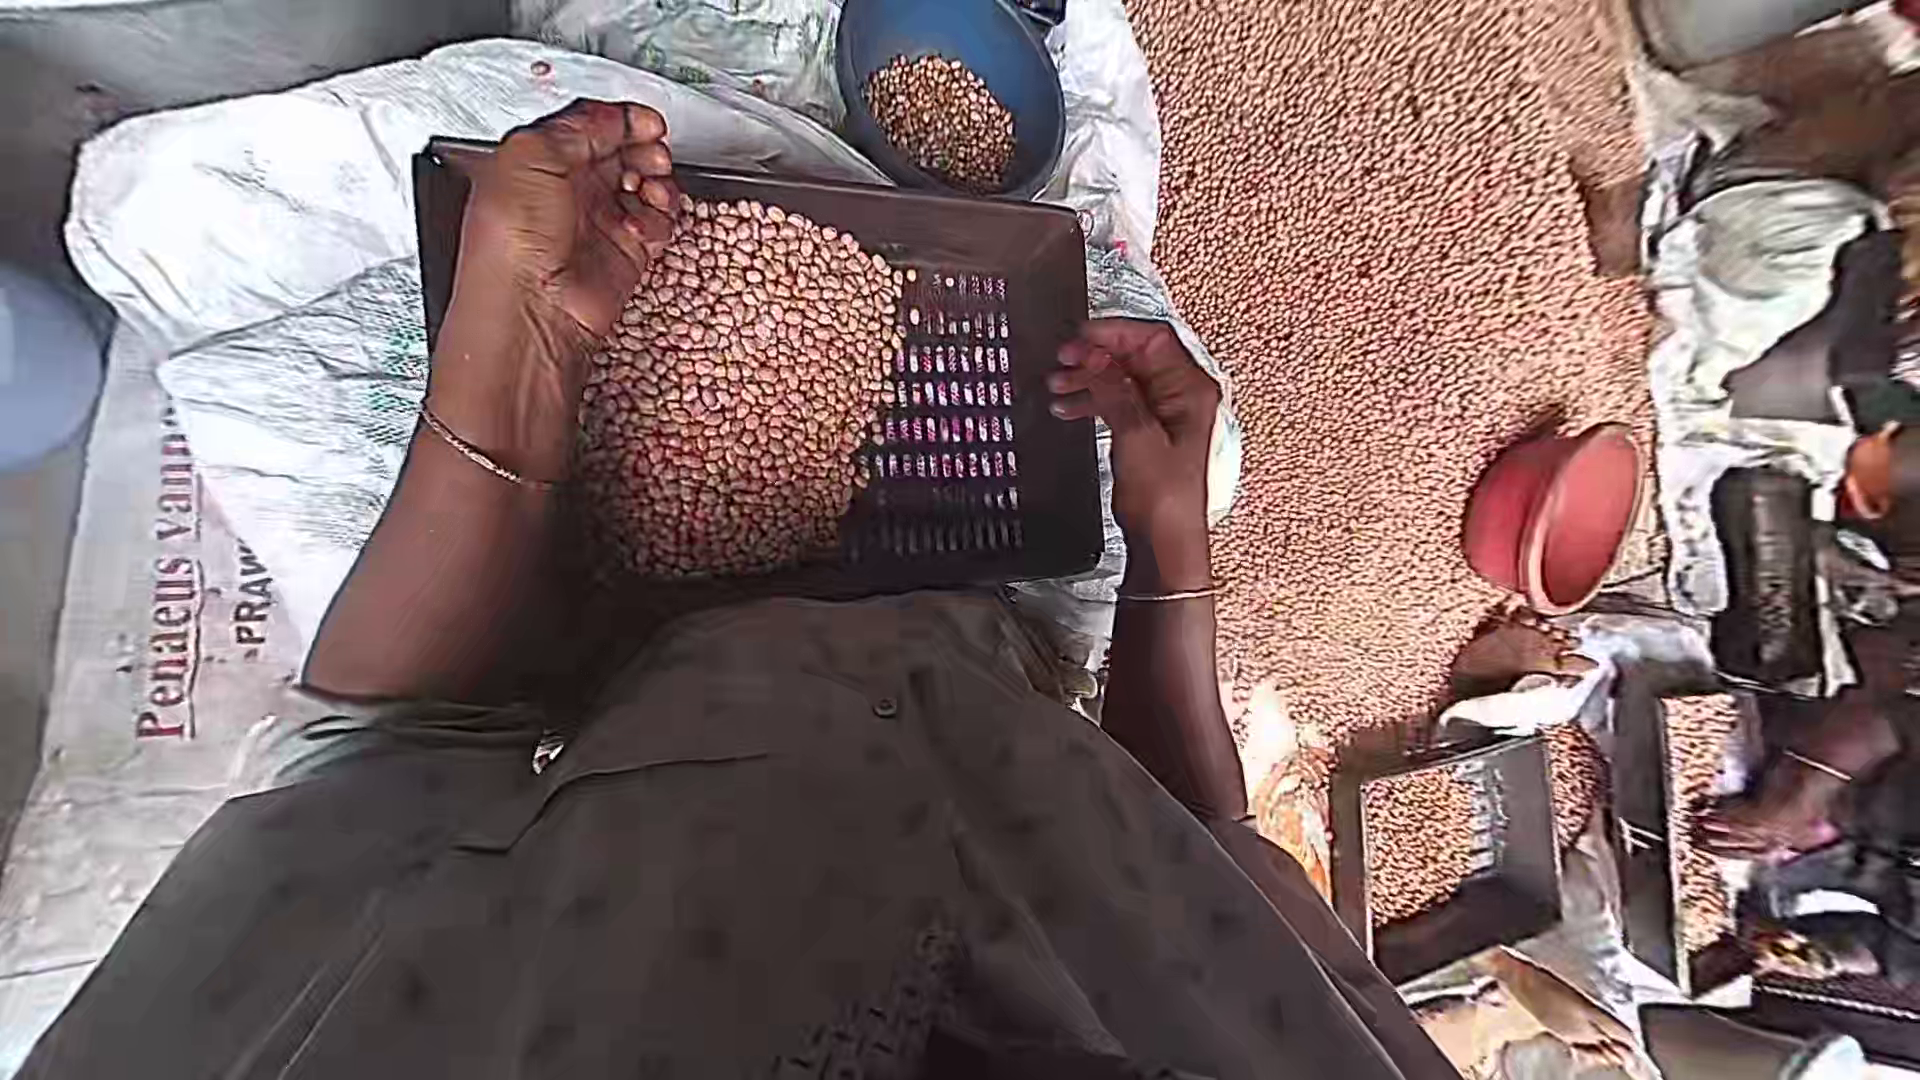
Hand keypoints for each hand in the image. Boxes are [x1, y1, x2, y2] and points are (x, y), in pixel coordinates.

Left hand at [458, 98, 679, 342]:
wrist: (535, 302)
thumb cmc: (514, 238)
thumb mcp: (532, 156)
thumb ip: (577, 129)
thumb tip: (613, 120)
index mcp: (544, 159)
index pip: (591, 128)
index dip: (623, 121)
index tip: (648, 122)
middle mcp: (575, 190)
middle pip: (624, 157)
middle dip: (646, 151)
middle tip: (656, 154)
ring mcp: (603, 222)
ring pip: (645, 190)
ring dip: (657, 186)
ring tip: (653, 191)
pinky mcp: (629, 254)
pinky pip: (657, 227)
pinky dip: (659, 222)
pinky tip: (644, 226)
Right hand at [1049, 319, 1218, 588]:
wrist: (1164, 541)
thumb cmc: (1162, 497)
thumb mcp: (1135, 436)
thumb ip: (1115, 390)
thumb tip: (1094, 356)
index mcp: (1189, 390)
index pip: (1153, 340)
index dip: (1114, 333)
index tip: (1079, 337)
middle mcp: (1181, 396)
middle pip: (1136, 357)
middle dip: (1097, 356)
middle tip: (1063, 360)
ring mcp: (1165, 414)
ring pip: (1123, 379)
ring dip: (1090, 379)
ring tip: (1057, 385)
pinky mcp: (1149, 432)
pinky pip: (1119, 402)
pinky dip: (1094, 401)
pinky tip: (1069, 407)